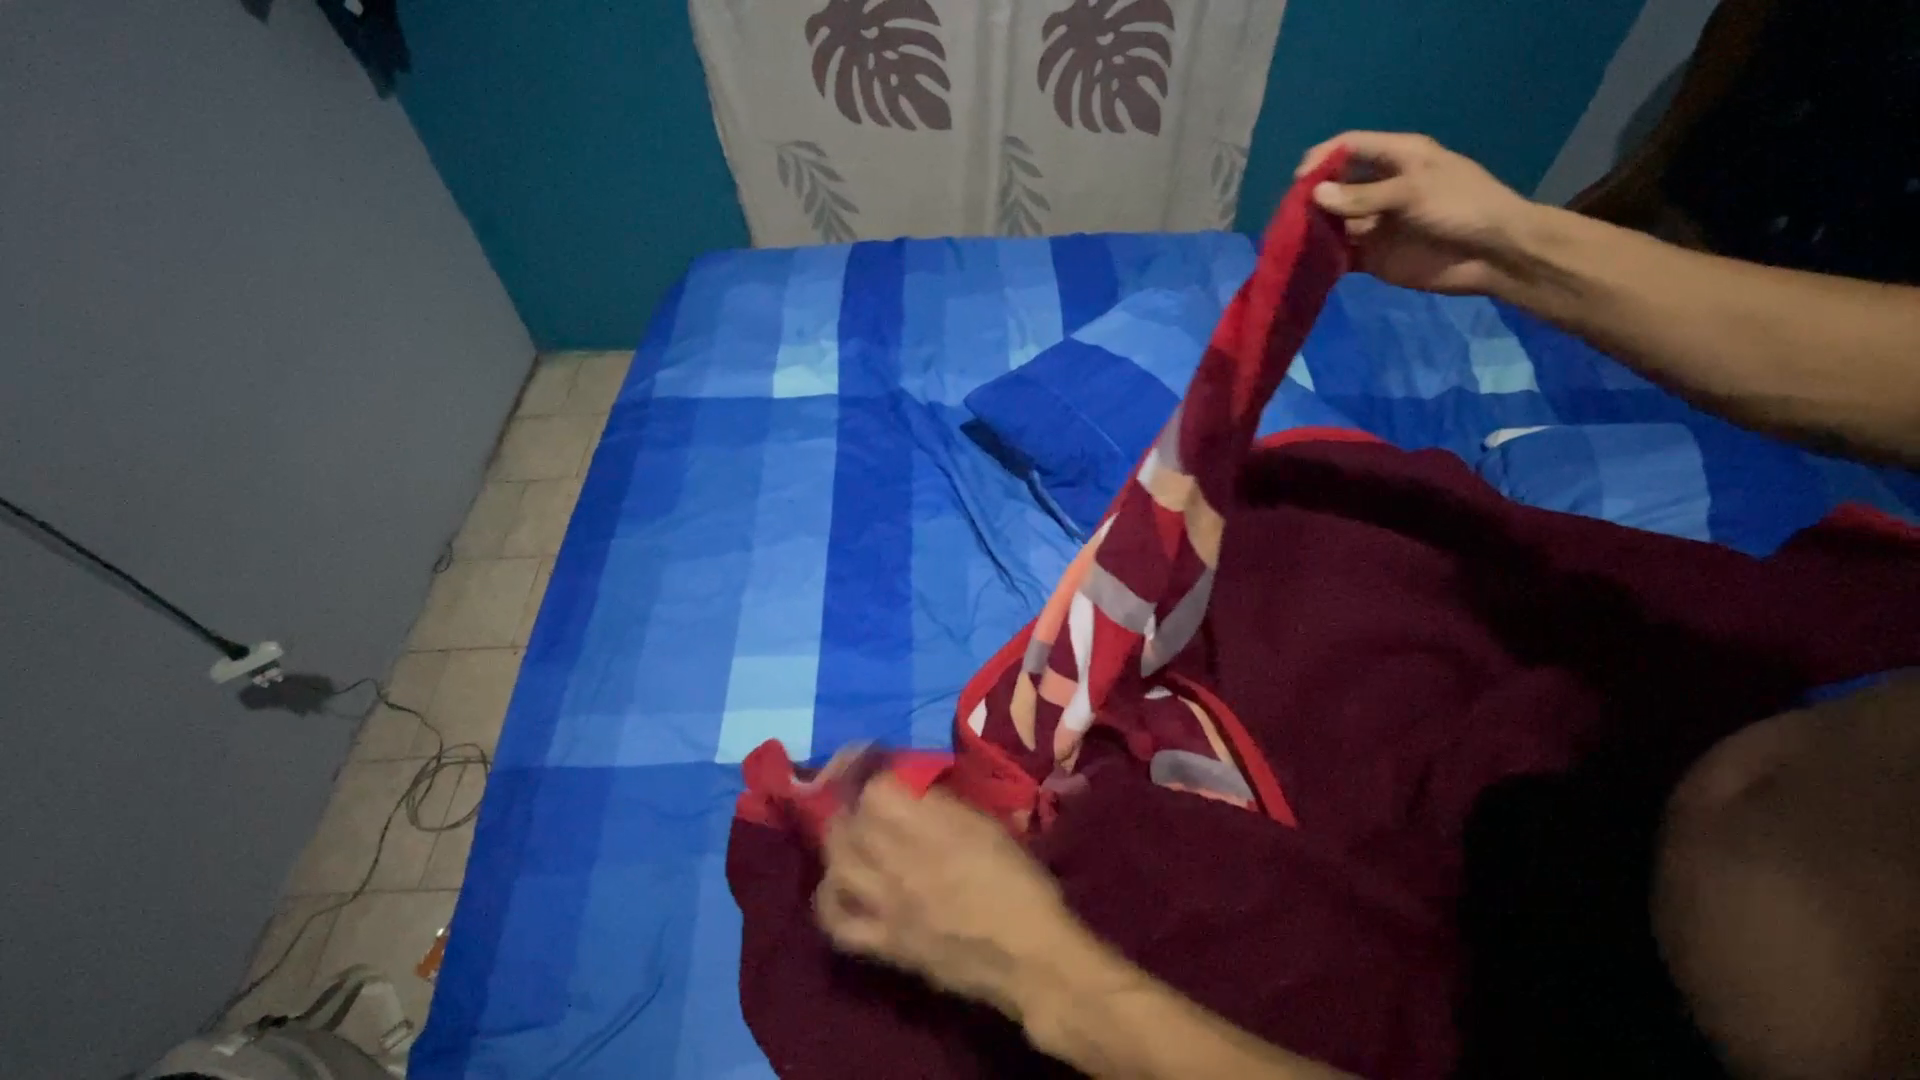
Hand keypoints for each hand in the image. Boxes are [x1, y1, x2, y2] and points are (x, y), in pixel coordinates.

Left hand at [815, 776, 1084, 1017]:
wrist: (1031, 958)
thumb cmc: (1022, 885)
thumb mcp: (990, 826)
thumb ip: (945, 805)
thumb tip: (915, 789)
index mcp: (934, 828)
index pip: (876, 789)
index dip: (871, 772)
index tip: (877, 765)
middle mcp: (901, 862)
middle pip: (849, 822)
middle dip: (849, 803)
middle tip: (861, 800)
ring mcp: (887, 905)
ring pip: (837, 864)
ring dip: (838, 845)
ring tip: (851, 839)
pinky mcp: (884, 944)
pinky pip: (837, 922)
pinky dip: (830, 900)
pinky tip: (840, 887)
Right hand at [1295, 131, 1537, 294]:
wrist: (1493, 254)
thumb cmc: (1461, 207)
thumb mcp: (1413, 192)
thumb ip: (1363, 195)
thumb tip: (1315, 196)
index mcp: (1396, 158)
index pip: (1349, 147)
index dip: (1322, 158)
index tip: (1299, 180)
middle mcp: (1381, 188)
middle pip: (1334, 187)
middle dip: (1310, 198)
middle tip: (1290, 217)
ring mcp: (1375, 223)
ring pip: (1332, 223)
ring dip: (1313, 231)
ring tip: (1292, 242)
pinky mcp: (1373, 256)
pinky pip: (1340, 255)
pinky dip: (1323, 259)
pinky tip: (1308, 264)